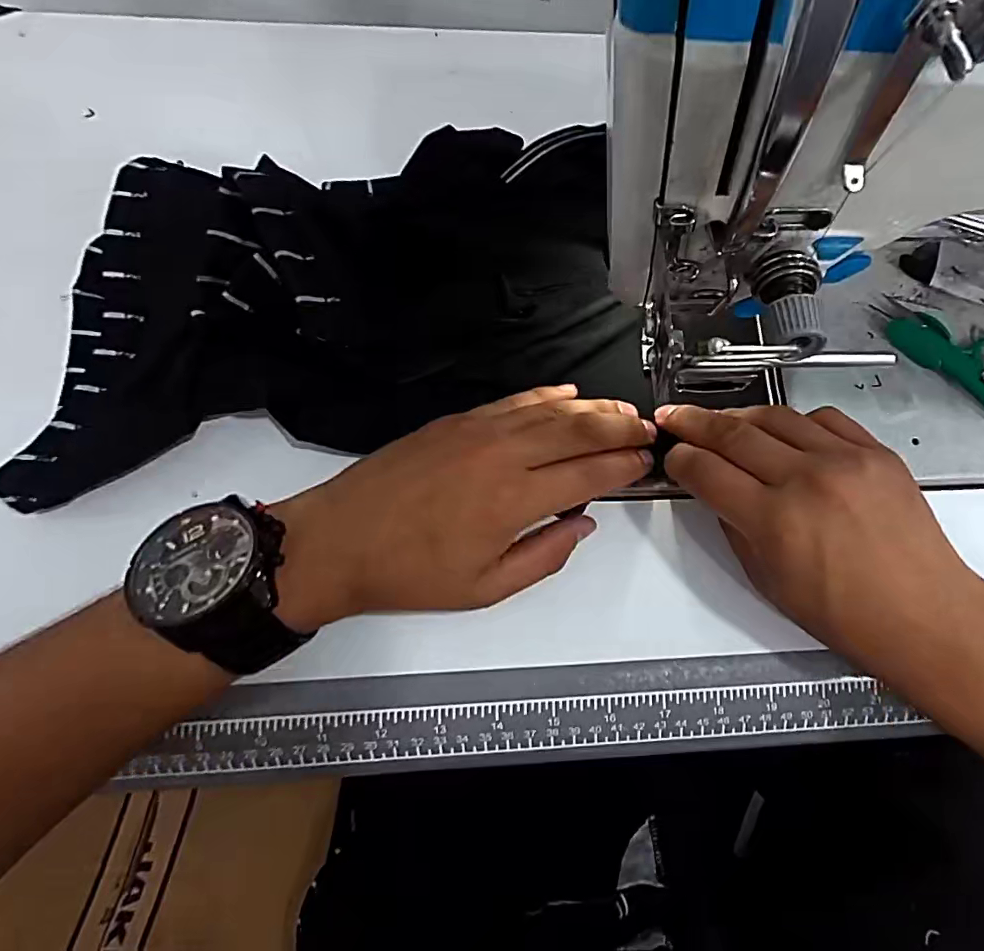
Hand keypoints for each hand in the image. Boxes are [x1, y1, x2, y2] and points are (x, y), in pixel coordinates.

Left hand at [269, 386, 654, 628]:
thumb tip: (583, 524)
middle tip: (647, 430)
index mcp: (514, 501)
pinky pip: (516, 401)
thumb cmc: (408, 572)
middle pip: (580, 431)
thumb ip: (545, 556)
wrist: (336, 541)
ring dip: (594, 410)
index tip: (645, 462)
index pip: (588, 473)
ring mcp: (479, 431)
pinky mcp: (458, 421)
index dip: (624, 466)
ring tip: (622, 412)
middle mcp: (503, 457)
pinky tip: (570, 395)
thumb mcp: (485, 589)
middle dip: (621, 429)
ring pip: (553, 410)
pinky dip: (548, 396)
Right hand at [656, 403, 983, 677]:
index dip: (681, 459)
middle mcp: (809, 481)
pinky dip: (796, 420)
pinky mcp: (875, 453)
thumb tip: (719, 496)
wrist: (925, 616)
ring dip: (740, 415)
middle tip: (678, 416)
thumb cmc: (856, 615)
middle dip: (695, 422)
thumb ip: (737, 530)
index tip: (675, 455)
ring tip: (724, 420)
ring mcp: (846, 461)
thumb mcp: (771, 583)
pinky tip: (785, 428)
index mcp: (775, 521)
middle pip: (733, 433)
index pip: (707, 471)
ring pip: (775, 416)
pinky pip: (824, 418)